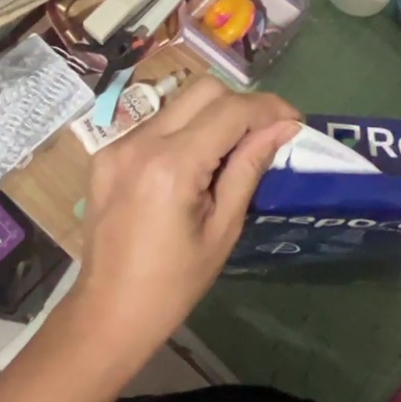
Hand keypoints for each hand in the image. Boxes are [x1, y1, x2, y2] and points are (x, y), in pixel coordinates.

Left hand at [70, 78, 301, 356]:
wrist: (108, 311)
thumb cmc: (174, 284)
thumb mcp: (223, 229)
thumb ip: (249, 168)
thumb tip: (283, 127)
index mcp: (171, 165)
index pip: (230, 110)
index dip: (269, 109)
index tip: (295, 123)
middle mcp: (140, 142)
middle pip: (202, 90)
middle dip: (241, 105)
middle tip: (264, 136)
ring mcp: (117, 144)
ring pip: (177, 102)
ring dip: (210, 116)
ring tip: (229, 154)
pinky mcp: (105, 153)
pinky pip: (154, 124)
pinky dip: (182, 131)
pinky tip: (192, 167)